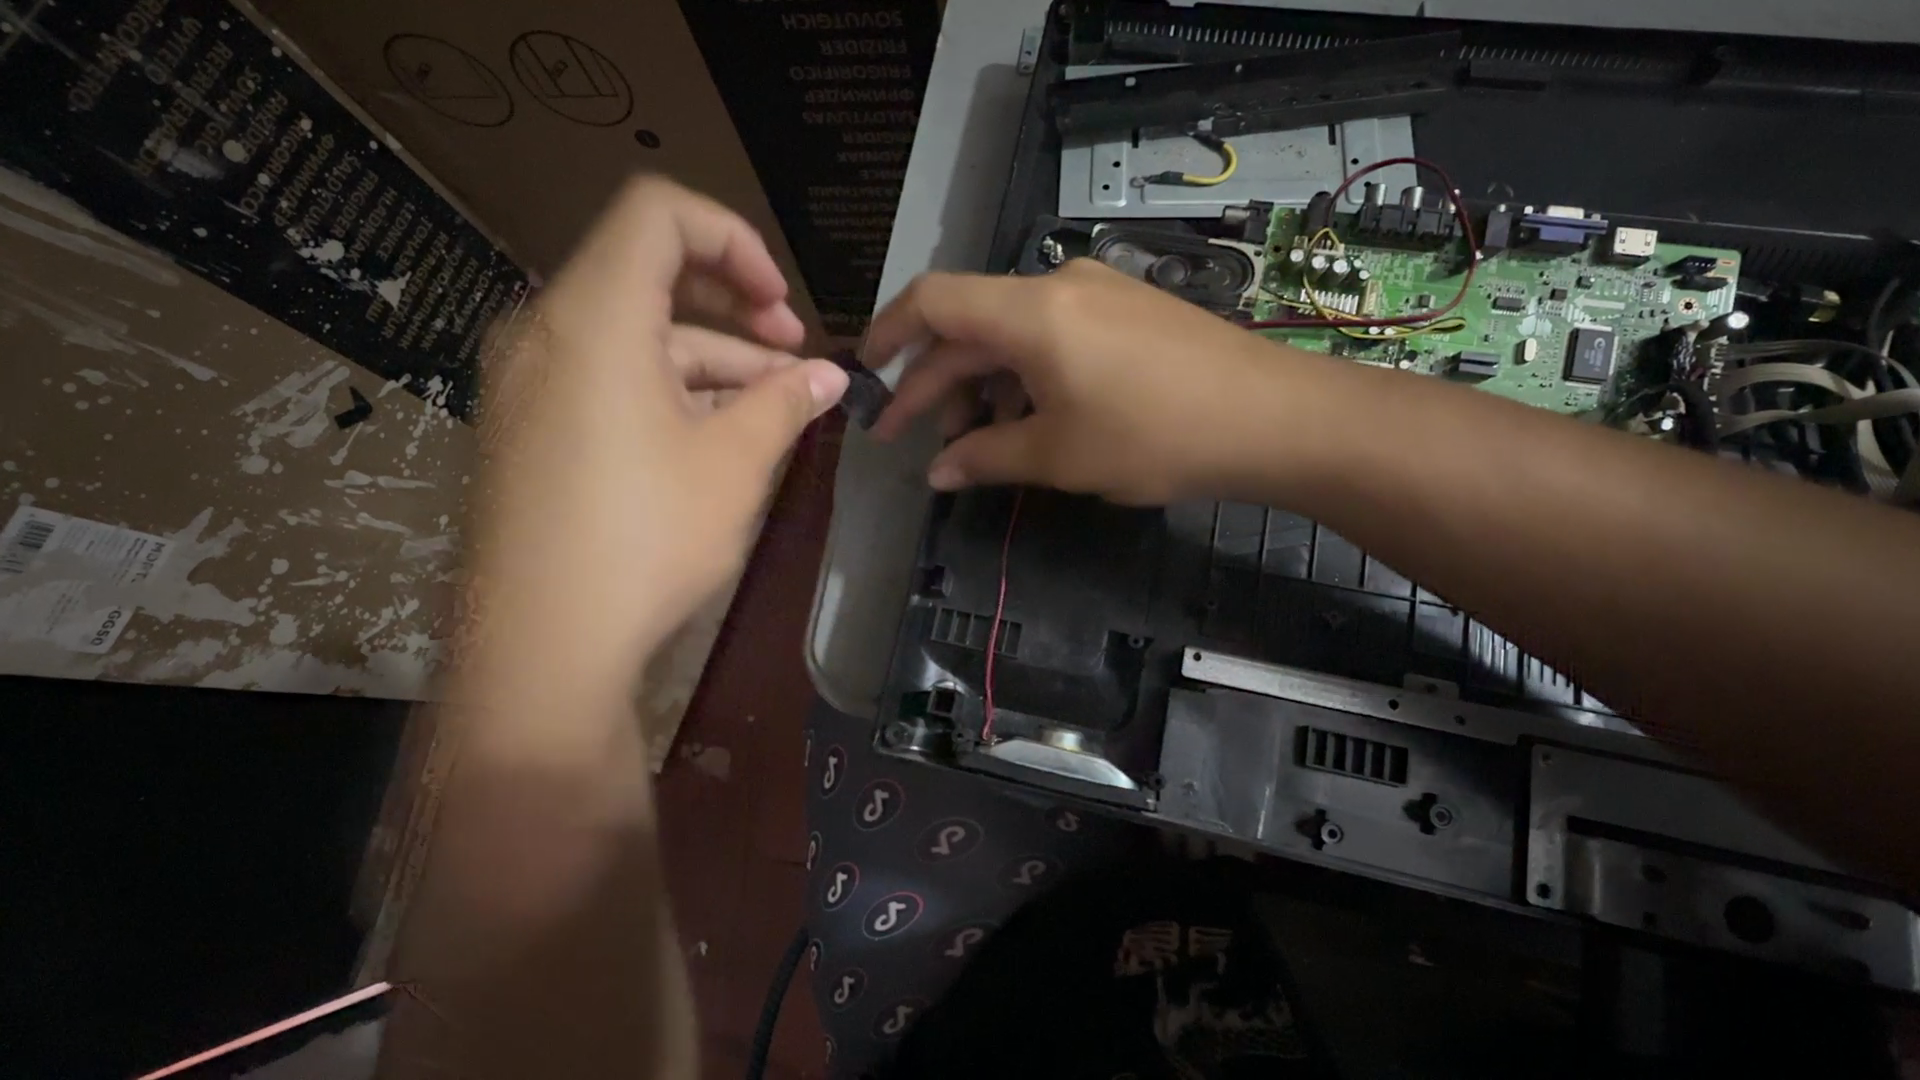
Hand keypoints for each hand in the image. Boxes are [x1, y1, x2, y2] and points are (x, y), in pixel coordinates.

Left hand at [465, 177, 846, 690]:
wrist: (541, 650)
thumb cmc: (646, 541)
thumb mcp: (734, 465)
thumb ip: (785, 403)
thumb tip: (832, 378)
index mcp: (594, 317)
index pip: (659, 214)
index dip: (734, 240)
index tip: (782, 309)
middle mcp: (547, 331)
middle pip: (649, 274)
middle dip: (734, 307)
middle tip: (794, 356)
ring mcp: (529, 383)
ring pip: (634, 337)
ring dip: (710, 361)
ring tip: (775, 409)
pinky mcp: (529, 429)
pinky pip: (605, 379)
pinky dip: (667, 391)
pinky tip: (717, 437)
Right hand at [865, 258, 1333, 504]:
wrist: (1273, 418)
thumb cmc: (1155, 436)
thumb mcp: (1058, 455)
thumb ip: (985, 458)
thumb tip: (935, 474)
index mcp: (1029, 312)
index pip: (932, 300)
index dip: (888, 334)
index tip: (866, 377)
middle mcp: (1057, 286)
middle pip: (969, 325)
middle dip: (933, 382)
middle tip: (911, 440)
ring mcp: (1097, 294)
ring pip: (1012, 334)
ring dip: (981, 385)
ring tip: (973, 443)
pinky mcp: (1127, 311)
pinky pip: (1053, 337)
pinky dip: (1025, 376)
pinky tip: (1027, 420)